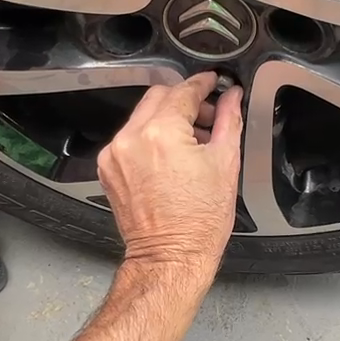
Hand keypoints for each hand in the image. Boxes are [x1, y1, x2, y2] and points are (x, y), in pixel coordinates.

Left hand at [98, 72, 242, 276]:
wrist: (171, 257)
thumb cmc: (198, 222)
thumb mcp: (225, 164)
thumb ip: (228, 120)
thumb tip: (231, 98)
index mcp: (161, 133)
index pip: (183, 91)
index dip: (203, 84)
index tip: (213, 83)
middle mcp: (131, 139)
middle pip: (159, 97)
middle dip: (185, 101)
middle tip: (207, 116)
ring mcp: (115, 155)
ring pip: (142, 117)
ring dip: (166, 120)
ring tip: (191, 144)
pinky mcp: (108, 169)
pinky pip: (130, 139)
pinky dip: (149, 139)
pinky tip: (170, 158)